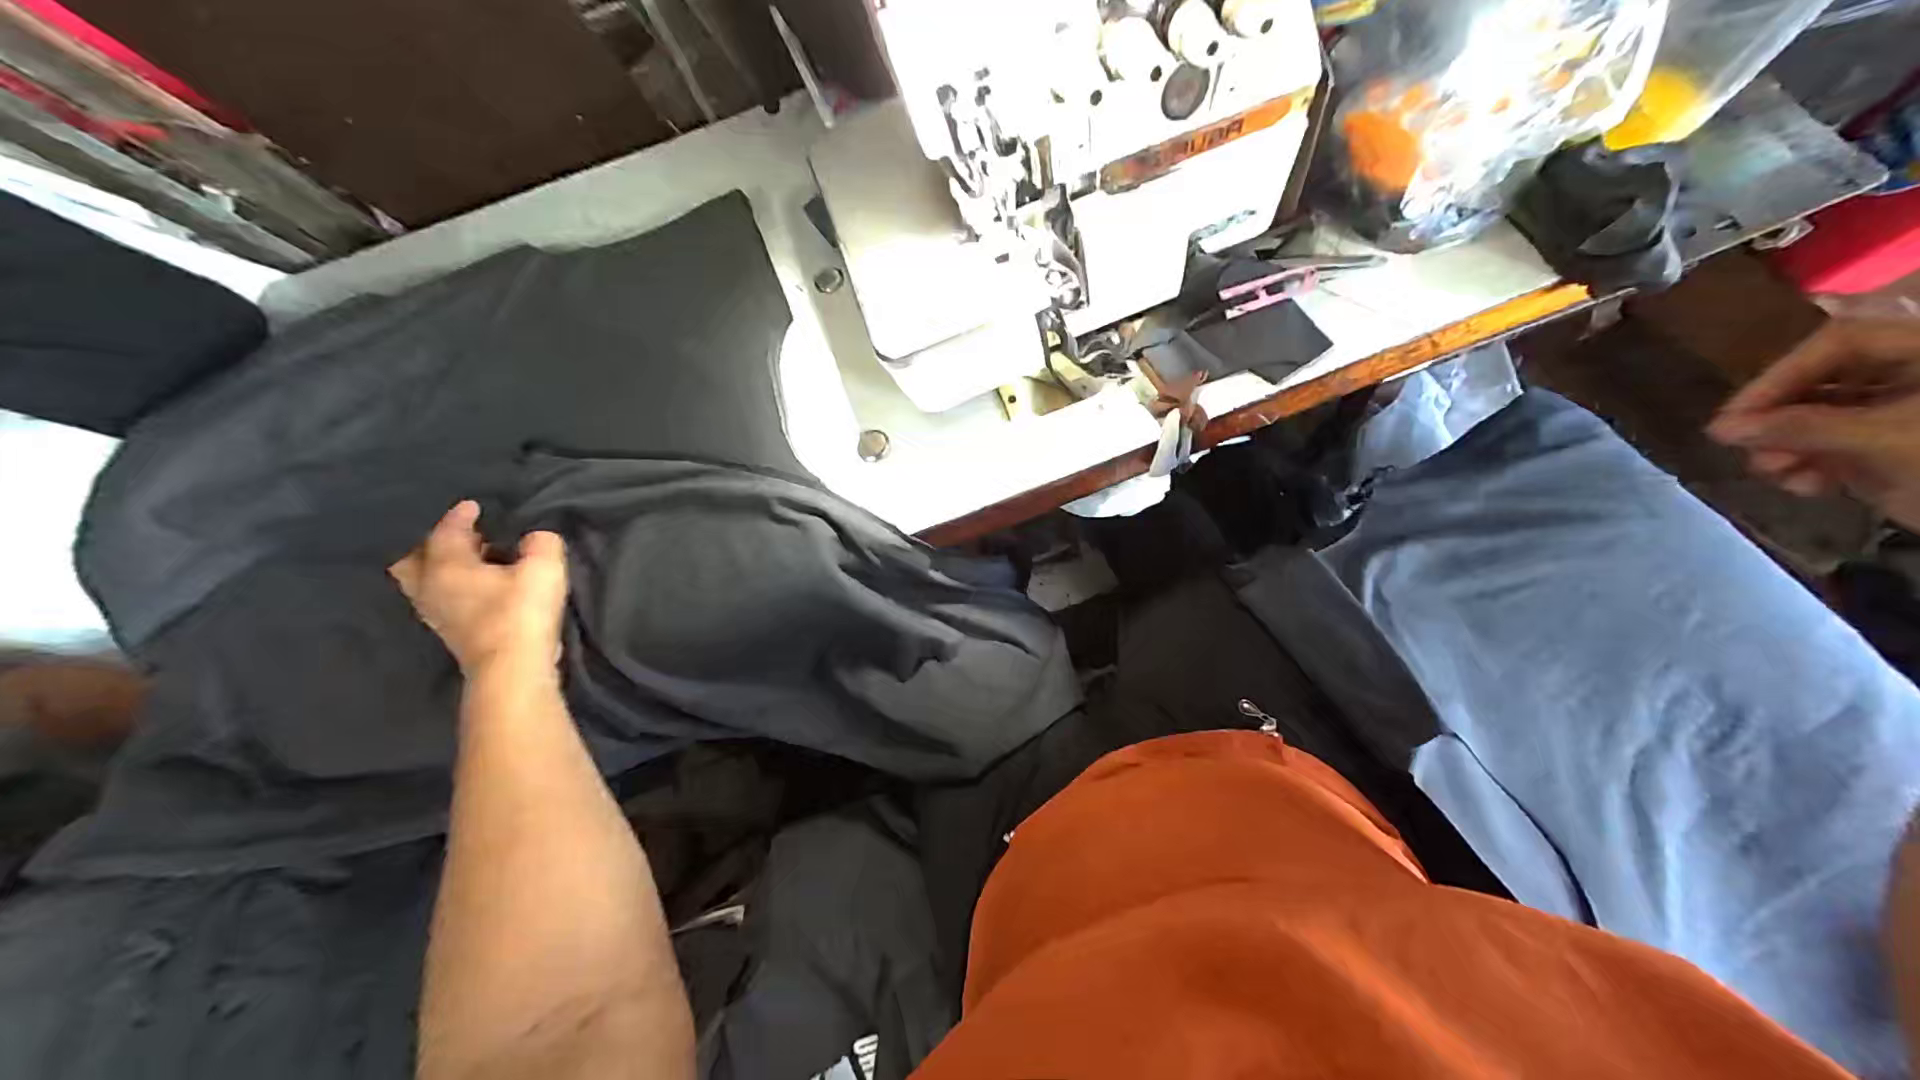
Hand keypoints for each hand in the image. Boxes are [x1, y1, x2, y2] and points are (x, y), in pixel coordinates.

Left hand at [389, 501, 568, 677]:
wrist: (513, 669)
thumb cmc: (521, 612)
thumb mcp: (543, 568)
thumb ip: (542, 543)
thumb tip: (536, 537)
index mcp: (445, 565)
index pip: (445, 531)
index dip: (460, 515)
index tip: (474, 506)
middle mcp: (430, 587)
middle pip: (414, 559)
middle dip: (434, 543)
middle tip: (462, 536)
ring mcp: (437, 614)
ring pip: (426, 582)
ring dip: (443, 567)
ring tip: (473, 561)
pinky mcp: (452, 634)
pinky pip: (442, 599)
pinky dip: (454, 587)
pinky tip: (479, 588)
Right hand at [1709, 319, 1919, 531]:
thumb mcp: (1887, 441)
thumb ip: (1802, 428)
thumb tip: (1720, 429)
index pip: (1841, 341)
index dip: (1780, 375)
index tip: (1735, 417)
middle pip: (1828, 378)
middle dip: (1780, 417)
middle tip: (1747, 449)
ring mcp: (1913, 409)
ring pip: (1826, 414)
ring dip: (1788, 445)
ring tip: (1776, 473)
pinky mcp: (1902, 443)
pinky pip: (1842, 442)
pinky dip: (1813, 463)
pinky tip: (1806, 485)